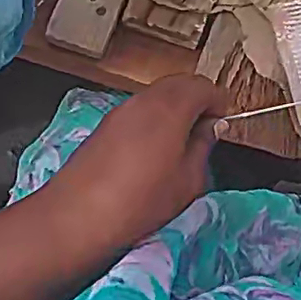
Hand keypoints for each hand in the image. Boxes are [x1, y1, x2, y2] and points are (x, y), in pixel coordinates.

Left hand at [44, 75, 228, 250]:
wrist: (77, 216)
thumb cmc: (141, 201)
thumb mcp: (188, 180)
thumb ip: (203, 146)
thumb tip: (210, 127)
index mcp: (170, 107)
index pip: (202, 86)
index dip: (218, 101)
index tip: (223, 122)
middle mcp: (144, 99)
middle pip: (179, 83)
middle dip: (196, 99)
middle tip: (205, 129)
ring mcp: (121, 109)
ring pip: (156, 95)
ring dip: (174, 108)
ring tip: (180, 142)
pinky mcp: (105, 124)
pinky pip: (138, 109)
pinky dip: (152, 118)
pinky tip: (153, 149)